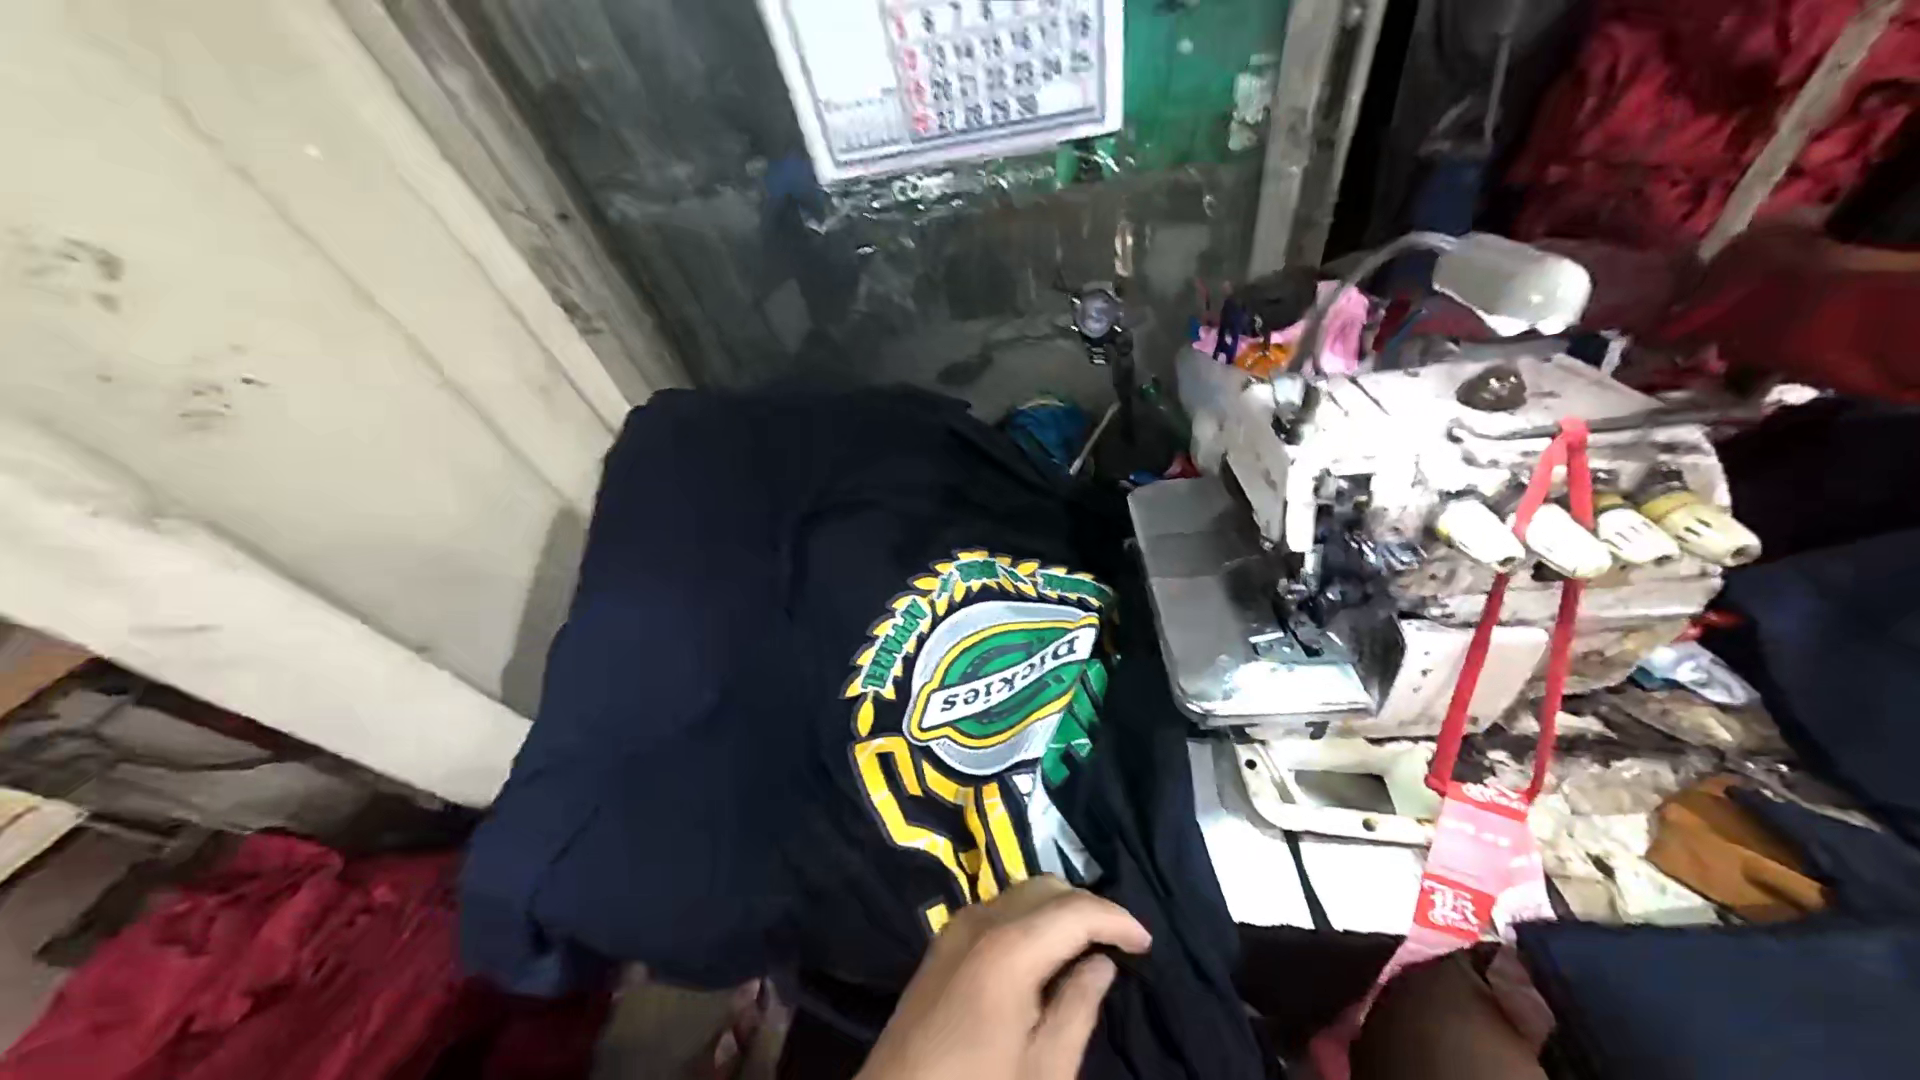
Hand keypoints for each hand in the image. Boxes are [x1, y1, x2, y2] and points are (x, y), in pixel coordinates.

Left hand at [856, 875, 1151, 1079]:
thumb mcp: (1044, 1069)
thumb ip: (1078, 1007)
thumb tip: (1101, 962)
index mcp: (1009, 947)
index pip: (1076, 910)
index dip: (1117, 920)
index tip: (1147, 944)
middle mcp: (981, 920)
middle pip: (1047, 888)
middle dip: (1088, 907)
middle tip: (1120, 943)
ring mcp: (956, 926)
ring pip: (1021, 893)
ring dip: (1058, 909)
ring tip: (1088, 945)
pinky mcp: (943, 942)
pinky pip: (998, 909)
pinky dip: (1030, 917)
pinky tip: (1044, 951)